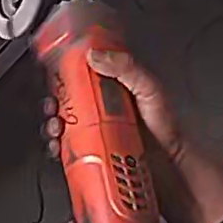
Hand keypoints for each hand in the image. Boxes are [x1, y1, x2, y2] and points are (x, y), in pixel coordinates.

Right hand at [43, 48, 222, 222]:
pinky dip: (56, 149)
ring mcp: (94, 134)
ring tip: (56, 130)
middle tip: (53, 108)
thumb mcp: (149, 89)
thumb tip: (95, 55)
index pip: (80, 78)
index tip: (52, 78)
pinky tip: (59, 148)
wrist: (172, 168)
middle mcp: (100, 111)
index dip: (61, 77)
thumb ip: (126, 69)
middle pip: (65, 103)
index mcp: (111, 90)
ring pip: (62, 126)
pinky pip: (66, 150)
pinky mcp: (91, 154)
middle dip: (52, 105)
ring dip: (51, 127)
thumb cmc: (167, 128)